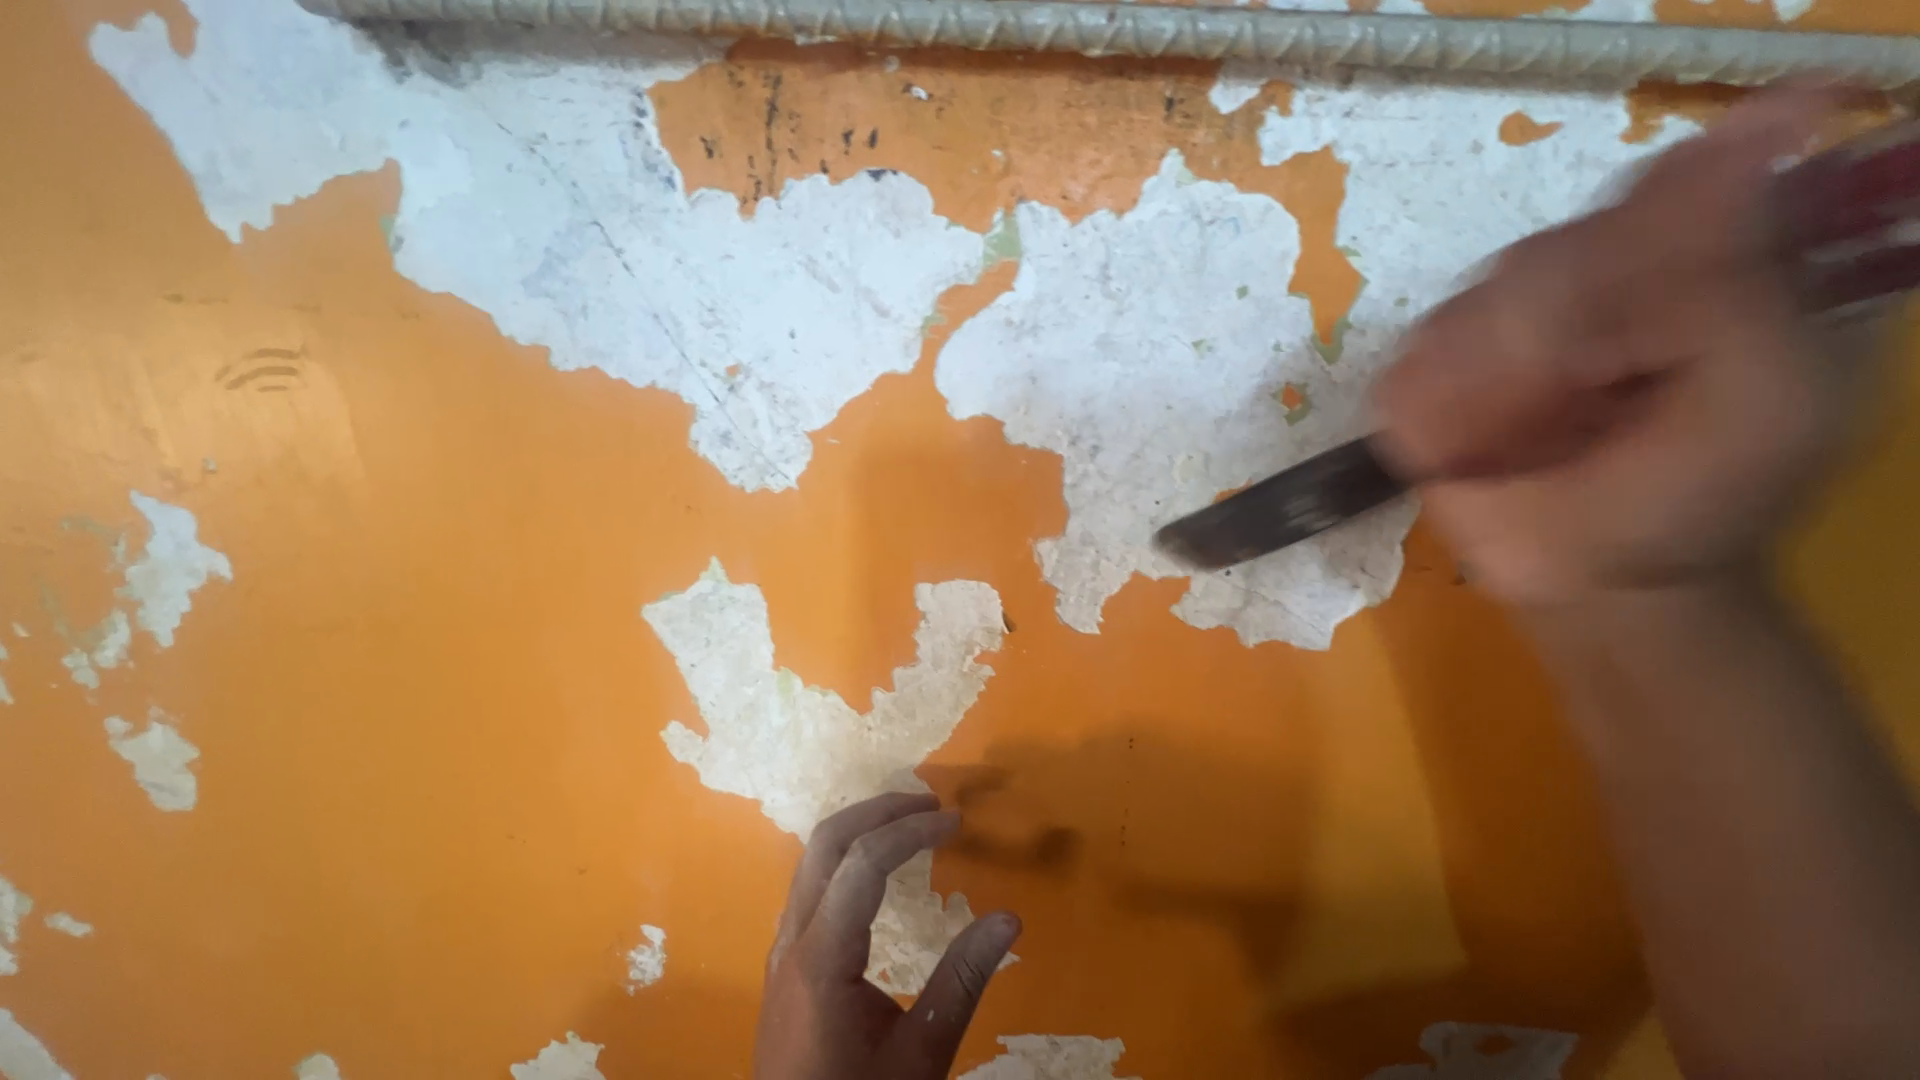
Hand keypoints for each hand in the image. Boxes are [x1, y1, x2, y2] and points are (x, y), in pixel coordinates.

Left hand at [754, 792, 1021, 1079]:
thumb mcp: (921, 1054)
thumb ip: (962, 980)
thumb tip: (1009, 918)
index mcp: (822, 957)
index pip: (863, 862)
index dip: (911, 830)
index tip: (954, 821)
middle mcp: (793, 940)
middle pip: (826, 843)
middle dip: (879, 810)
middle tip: (931, 804)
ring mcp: (783, 949)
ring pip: (813, 860)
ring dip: (861, 829)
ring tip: (911, 824)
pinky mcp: (786, 962)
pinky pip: (812, 885)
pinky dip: (848, 857)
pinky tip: (879, 870)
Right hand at [1372, 85, 1891, 606]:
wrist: (1596, 582)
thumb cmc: (1693, 500)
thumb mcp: (1760, 397)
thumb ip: (1739, 278)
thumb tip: (1764, 115)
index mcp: (1693, 261)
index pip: (1635, 203)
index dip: (1608, 274)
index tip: (1610, 363)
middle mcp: (1594, 275)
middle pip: (1532, 261)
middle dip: (1541, 356)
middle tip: (1569, 424)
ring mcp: (1501, 323)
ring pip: (1457, 313)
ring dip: (1483, 396)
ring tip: (1520, 449)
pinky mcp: (1433, 374)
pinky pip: (1402, 370)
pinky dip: (1428, 418)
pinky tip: (1465, 452)